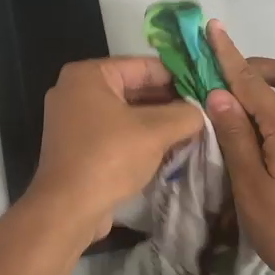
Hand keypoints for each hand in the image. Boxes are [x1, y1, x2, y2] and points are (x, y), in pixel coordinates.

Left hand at [28, 57, 204, 242]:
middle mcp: (75, 90)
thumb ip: (184, 114)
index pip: (143, 66)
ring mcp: (73, 119)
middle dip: (168, 102)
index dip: (178, 77)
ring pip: (125, 113)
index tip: (206, 90)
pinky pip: (115, 132)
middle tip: (203, 113)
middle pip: (133, 88)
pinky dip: (138, 138)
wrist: (68, 209)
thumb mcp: (155, 131)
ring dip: (156, 122)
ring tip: (192, 131)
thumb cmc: (109, 157)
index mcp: (88, 74)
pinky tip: (168, 149)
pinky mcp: (76, 145)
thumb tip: (201, 112)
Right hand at [204, 22, 274, 274]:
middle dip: (254, 68)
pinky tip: (255, 133)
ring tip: (235, 110)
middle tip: (224, 85)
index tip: (212, 28)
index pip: (251, 80)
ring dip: (266, 88)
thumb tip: (218, 94)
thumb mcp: (249, 184)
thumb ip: (234, 135)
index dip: (228, 54)